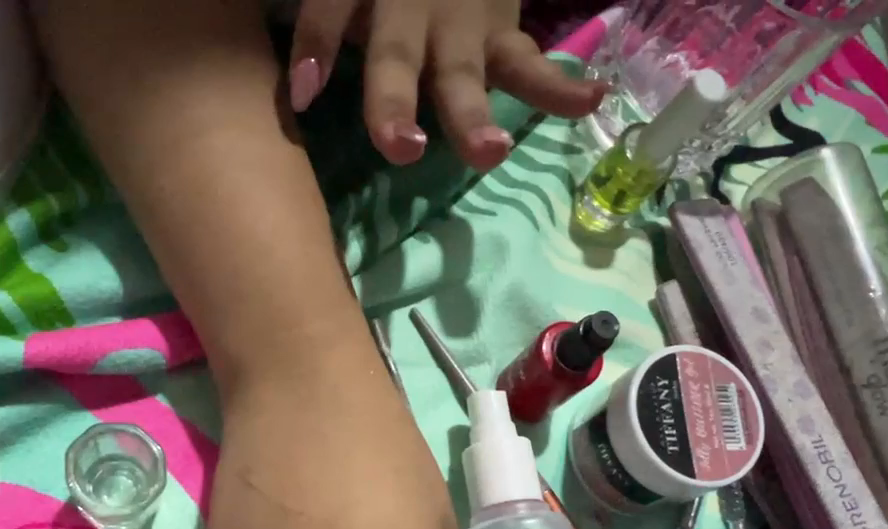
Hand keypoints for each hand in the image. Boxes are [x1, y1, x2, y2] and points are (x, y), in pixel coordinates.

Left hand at [286, 0, 607, 168]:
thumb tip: (297, 95)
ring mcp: (461, 23)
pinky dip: (557, 86)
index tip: (302, 96)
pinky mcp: (499, 34)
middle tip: (404, 150)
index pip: (330, 10)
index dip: (317, 47)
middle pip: (397, 57)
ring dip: (475, 116)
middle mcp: (411, 6)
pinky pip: (527, 63)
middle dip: (397, 104)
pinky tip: (590, 99)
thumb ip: (319, 26)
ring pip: (464, 74)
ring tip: (492, 154)